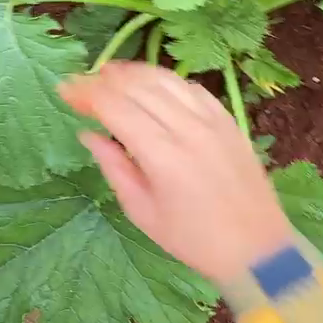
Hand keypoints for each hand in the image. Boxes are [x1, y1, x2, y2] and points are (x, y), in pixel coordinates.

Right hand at [59, 61, 296, 282]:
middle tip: (81, 82)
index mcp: (162, 155)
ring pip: (164, 79)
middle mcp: (187, 129)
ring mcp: (212, 121)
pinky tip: (151, 85)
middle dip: (103, 79)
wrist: (259, 250)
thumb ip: (114, 167)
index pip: (114, 107)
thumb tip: (89, 134)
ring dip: (133, 72)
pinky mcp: (228, 121)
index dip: (86, 93)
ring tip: (109, 74)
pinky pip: (190, 88)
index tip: (64, 91)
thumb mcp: (142, 212)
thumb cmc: (193, 239)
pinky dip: (165, 80)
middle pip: (137, 86)